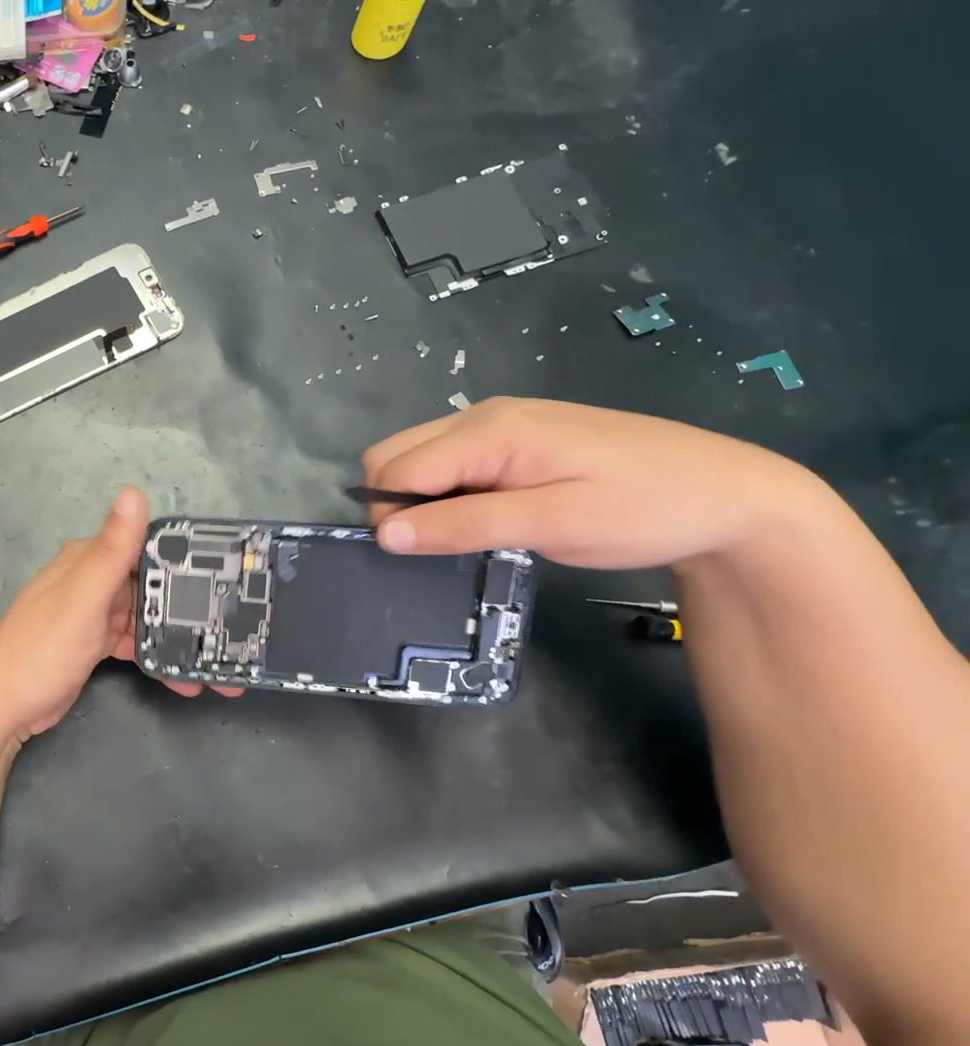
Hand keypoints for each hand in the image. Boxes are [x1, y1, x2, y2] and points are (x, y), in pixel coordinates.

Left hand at [0, 487, 239, 744]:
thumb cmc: (39, 651)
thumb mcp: (81, 601)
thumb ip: (111, 551)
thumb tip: (133, 490)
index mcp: (85, 560)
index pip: (145, 546)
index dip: (187, 558)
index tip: (230, 573)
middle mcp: (90, 580)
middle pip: (150, 585)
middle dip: (191, 607)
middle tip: (235, 630)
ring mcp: (90, 614)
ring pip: (144, 617)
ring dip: (178, 638)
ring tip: (219, 663)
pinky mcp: (91, 645)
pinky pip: (132, 643)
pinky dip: (156, 657)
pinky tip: (185, 679)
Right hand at [360, 397, 830, 567]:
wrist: (734, 496)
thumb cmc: (643, 510)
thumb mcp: (552, 525)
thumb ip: (463, 526)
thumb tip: (384, 535)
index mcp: (490, 430)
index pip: (396, 468)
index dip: (390, 515)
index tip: (418, 556)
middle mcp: (485, 415)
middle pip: (394, 454)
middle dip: (395, 502)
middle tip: (440, 544)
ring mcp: (502, 422)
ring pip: (417, 456)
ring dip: (420, 497)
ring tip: (466, 530)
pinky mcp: (518, 437)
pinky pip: (449, 459)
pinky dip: (446, 490)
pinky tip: (486, 512)